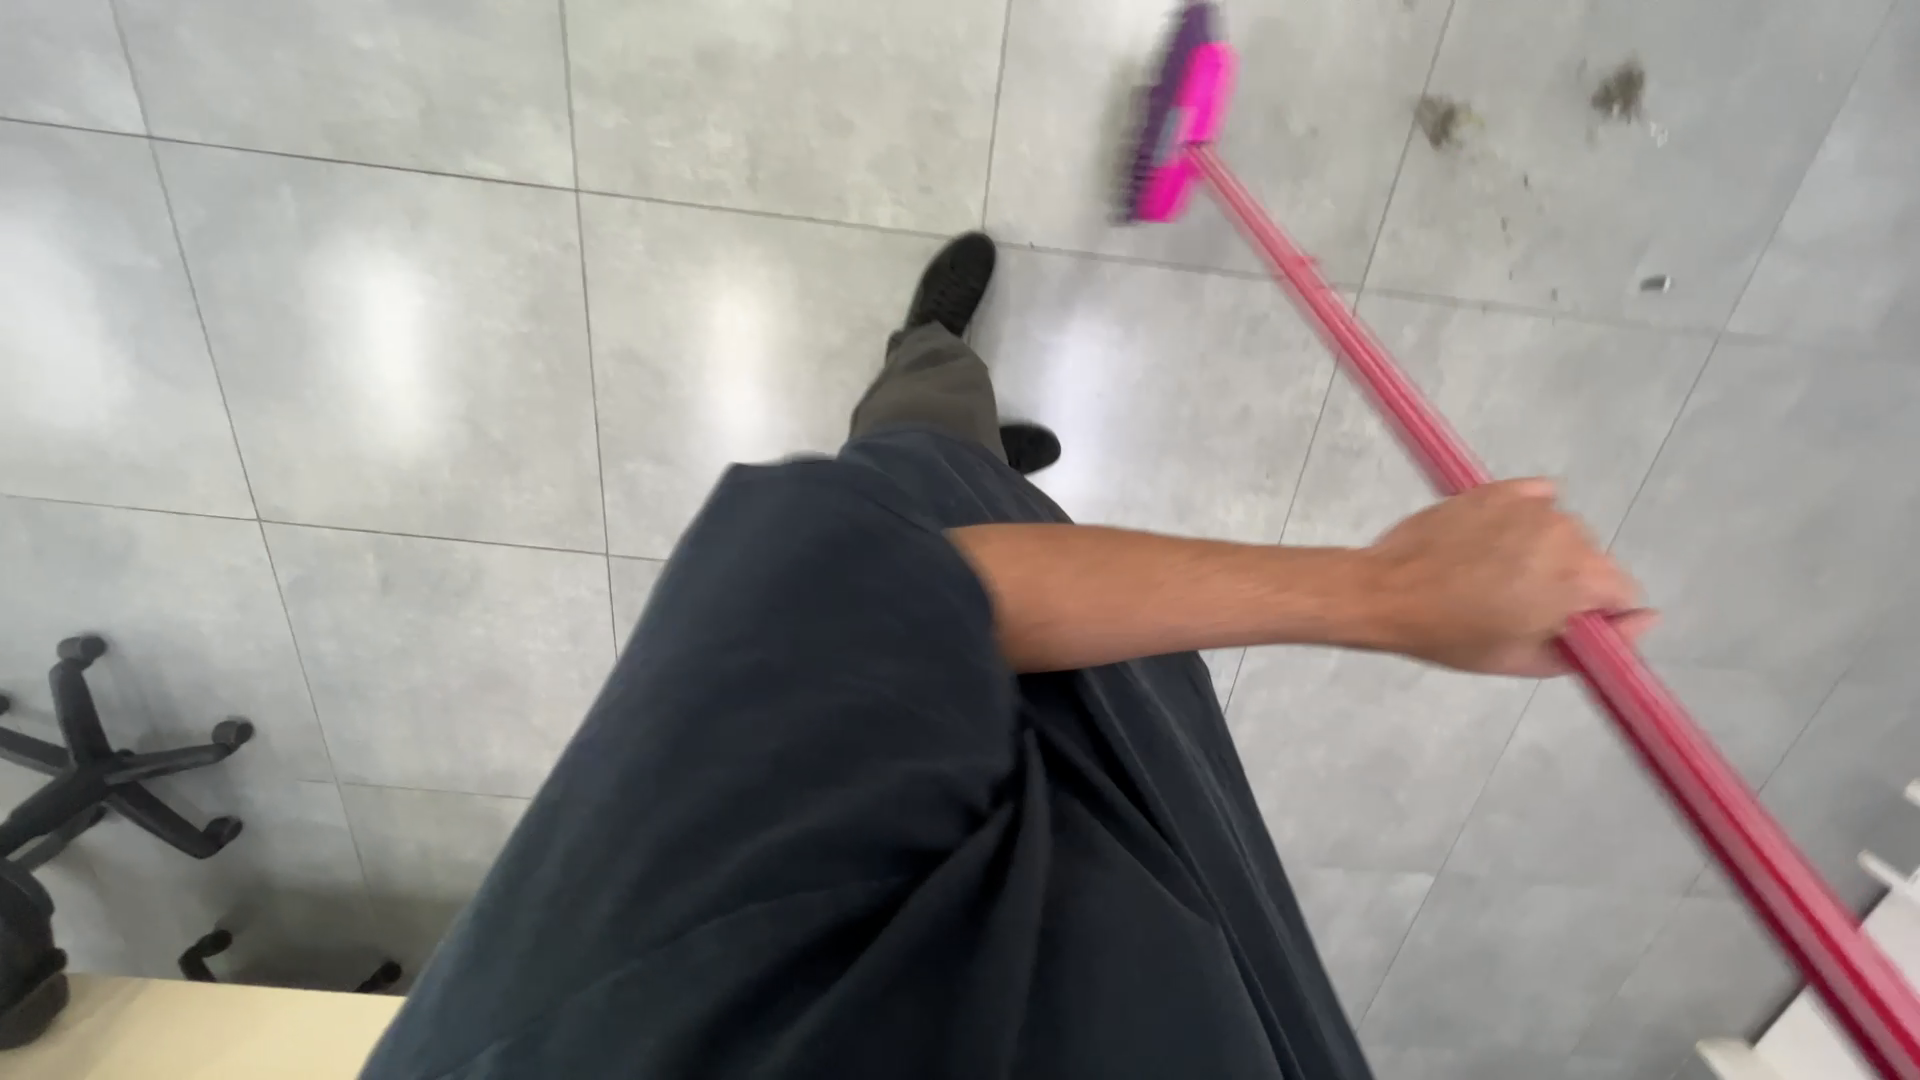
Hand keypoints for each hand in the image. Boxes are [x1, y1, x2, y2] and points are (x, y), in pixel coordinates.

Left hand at [1359, 478, 1656, 676]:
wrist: (1383, 590)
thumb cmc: (1449, 634)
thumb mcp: (1524, 660)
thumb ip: (1595, 648)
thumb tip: (1643, 620)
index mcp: (1580, 579)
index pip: (1623, 595)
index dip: (1594, 614)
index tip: (1554, 622)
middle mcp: (1566, 534)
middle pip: (1592, 561)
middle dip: (1566, 582)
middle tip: (1511, 600)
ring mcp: (1529, 506)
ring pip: (1561, 532)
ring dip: (1541, 550)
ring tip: (1490, 571)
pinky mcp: (1496, 489)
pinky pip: (1534, 499)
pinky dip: (1524, 517)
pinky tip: (1493, 536)